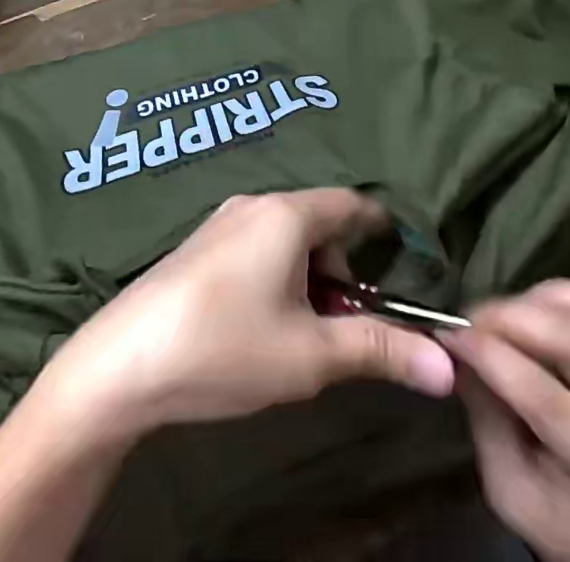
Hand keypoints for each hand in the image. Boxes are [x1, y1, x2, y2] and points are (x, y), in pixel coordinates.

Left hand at [34, 189, 457, 441]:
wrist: (122, 362)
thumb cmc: (225, 347)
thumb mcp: (312, 355)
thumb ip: (380, 349)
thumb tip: (447, 363)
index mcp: (284, 214)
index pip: (352, 204)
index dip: (383, 235)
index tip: (402, 274)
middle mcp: (251, 206)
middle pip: (319, 223)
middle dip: (342, 270)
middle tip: (340, 326)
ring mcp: (218, 225)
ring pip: (286, 240)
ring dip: (308, 280)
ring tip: (299, 335)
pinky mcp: (196, 249)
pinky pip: (255, 249)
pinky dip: (275, 278)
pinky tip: (257, 326)